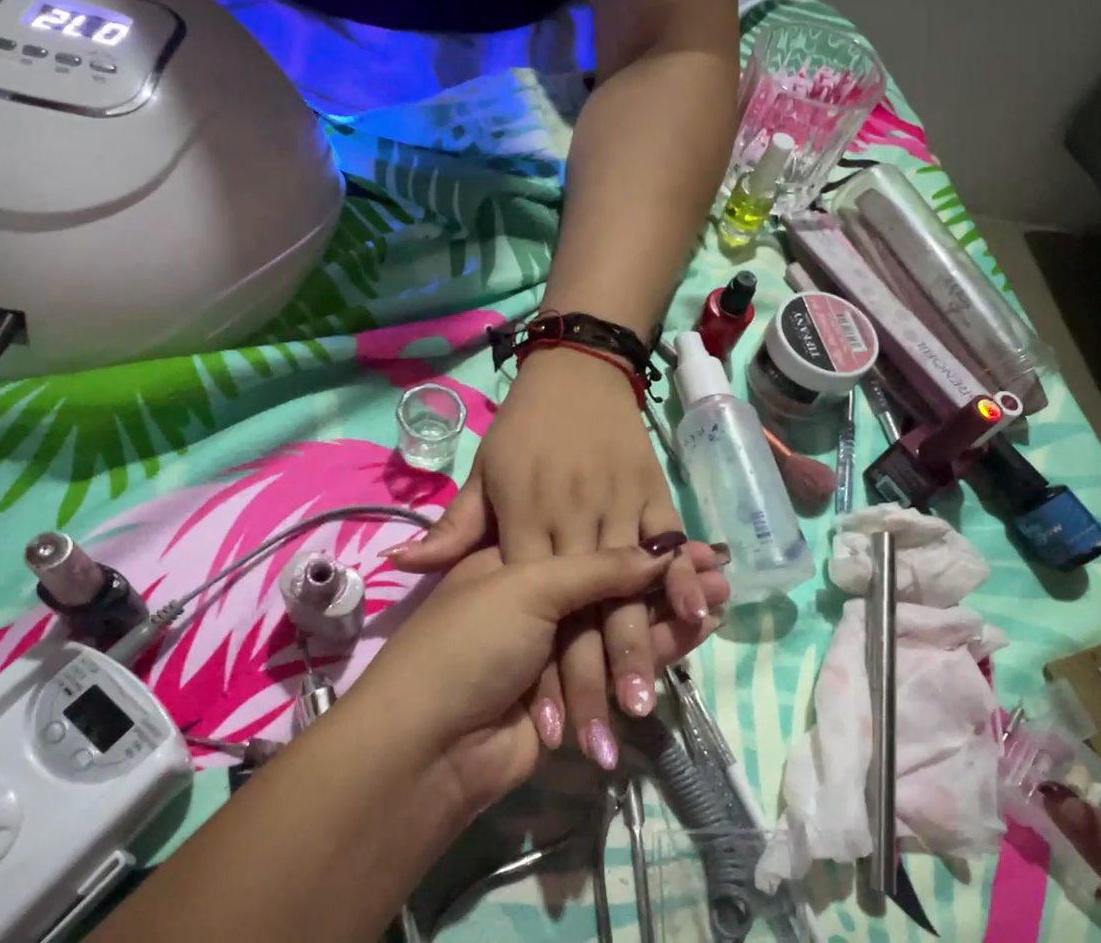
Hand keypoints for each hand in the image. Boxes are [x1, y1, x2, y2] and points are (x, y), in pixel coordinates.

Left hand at [354, 543, 726, 814]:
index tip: (689, 536)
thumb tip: (659, 551)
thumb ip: (596, 568)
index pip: (593, 539)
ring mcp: (562, 643)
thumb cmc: (468, 643)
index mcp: (521, 557)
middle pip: (618, 579)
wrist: (433, 741)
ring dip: (675, 609)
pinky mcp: (578, 687)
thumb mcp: (525, 586)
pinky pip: (626, 660)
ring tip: (725, 594)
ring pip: (628, 618)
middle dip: (668, 575)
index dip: (642, 540)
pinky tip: (703, 626)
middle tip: (721, 568)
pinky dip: (665, 644)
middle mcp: (544, 596)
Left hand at [388, 347, 704, 771]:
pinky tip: (700, 613)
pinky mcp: (653, 494)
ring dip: (645, 643)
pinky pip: (669, 543)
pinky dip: (684, 577)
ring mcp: (616, 507)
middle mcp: (572, 521)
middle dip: (598, 673)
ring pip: (630, 589)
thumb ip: (455, 532)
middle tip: (612, 731)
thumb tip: (400, 565)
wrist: (575, 369)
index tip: (551, 723)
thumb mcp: (480, 479)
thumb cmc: (519, 430)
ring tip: (653, 696)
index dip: (545, 664)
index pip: (536, 607)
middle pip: (585, 609)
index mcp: (524, 522)